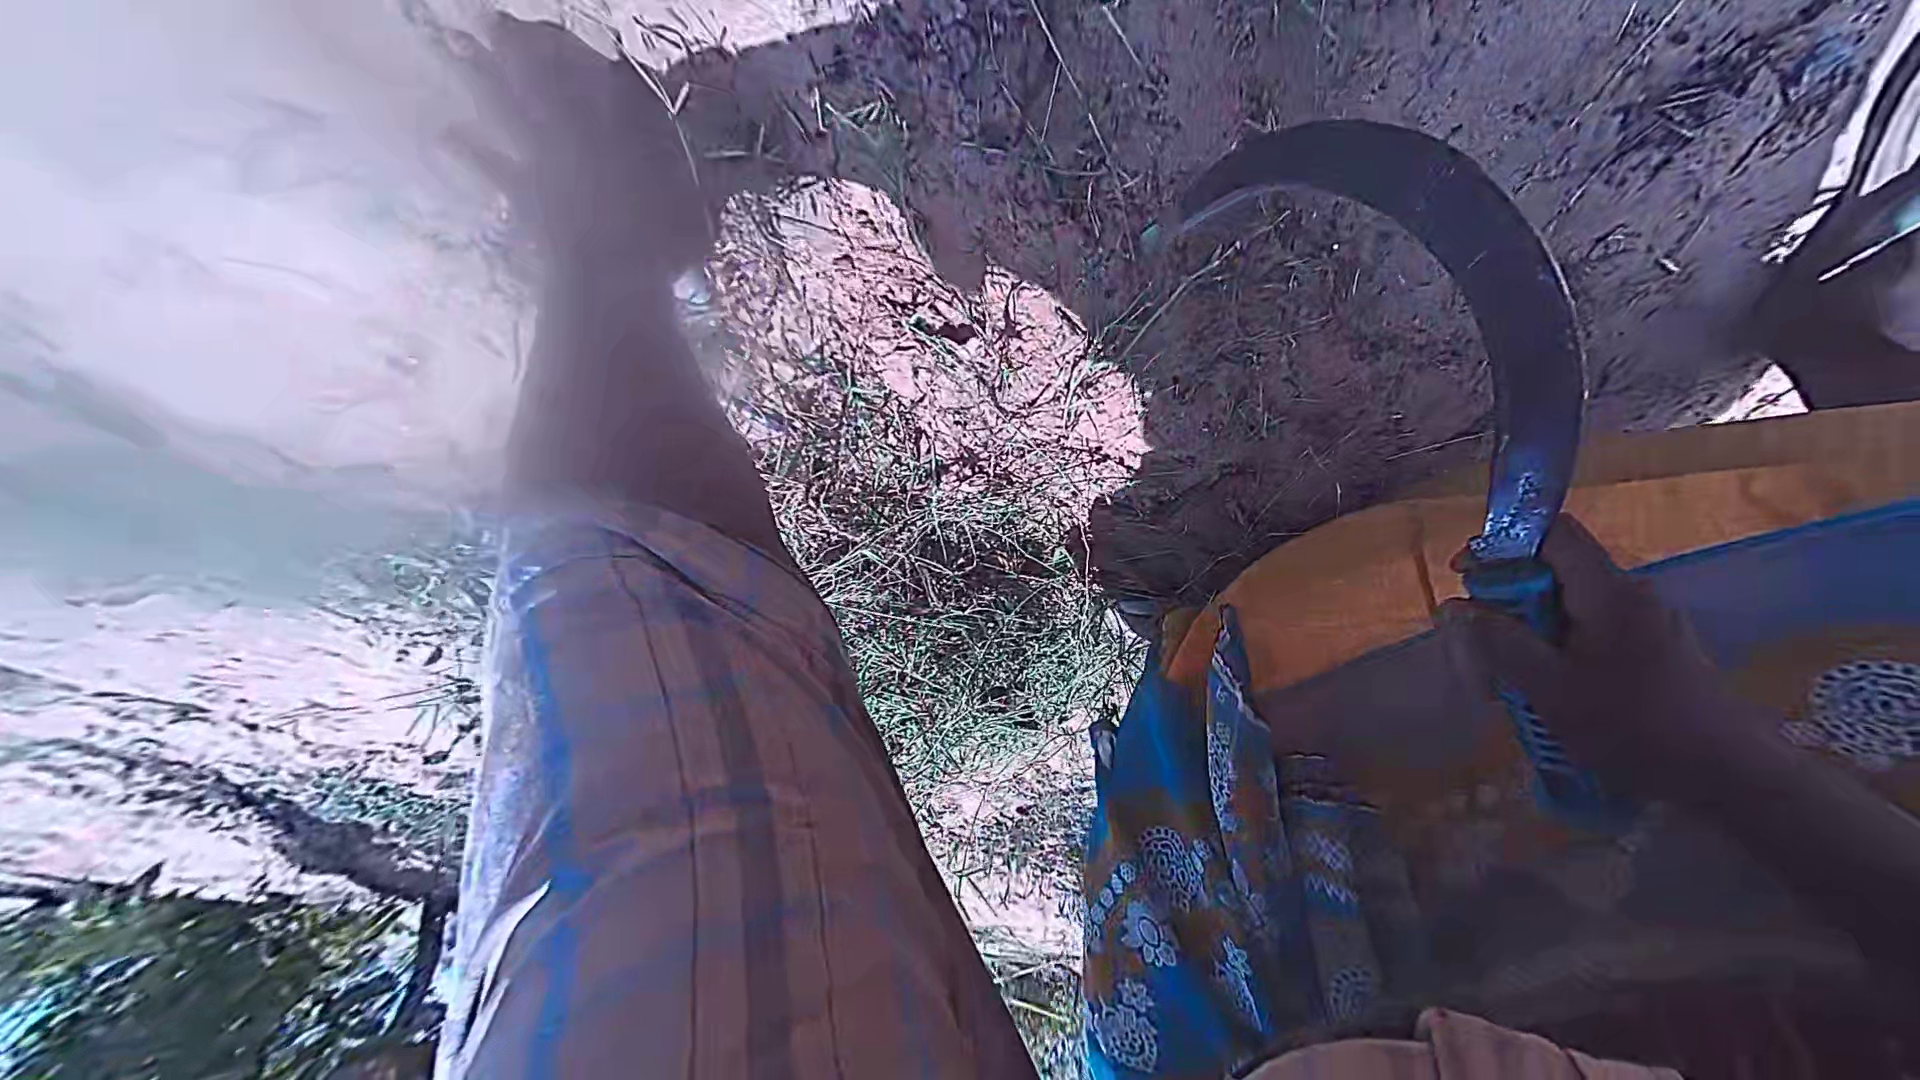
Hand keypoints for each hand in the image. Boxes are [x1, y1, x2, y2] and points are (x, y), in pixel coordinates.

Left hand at [460, 16, 707, 276]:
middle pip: (545, 82)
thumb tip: (739, 178)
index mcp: (623, 137)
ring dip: (476, 76)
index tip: (602, 53)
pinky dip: (467, 151)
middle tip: (492, 18)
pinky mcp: (524, 195)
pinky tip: (444, 134)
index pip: (613, 88)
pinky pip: (489, 167)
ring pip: (504, 107)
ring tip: (449, 44)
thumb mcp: (700, 219)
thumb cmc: (663, 245)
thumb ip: (711, 193)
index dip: (606, 68)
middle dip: (521, 49)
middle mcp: (578, 136)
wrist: (613, 278)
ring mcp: (545, 162)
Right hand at [1438, 515, 1776, 803]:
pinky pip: (1585, 627)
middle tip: (1475, 630)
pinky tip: (1540, 681)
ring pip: (1565, 601)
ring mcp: (1644, 622)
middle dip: (1504, 592)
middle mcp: (1630, 595)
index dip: (1501, 542)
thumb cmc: (1635, 727)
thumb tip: (1456, 607)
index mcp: (1609, 592)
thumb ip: (1497, 640)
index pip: (1552, 534)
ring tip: (1502, 664)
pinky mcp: (1650, 649)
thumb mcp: (1547, 685)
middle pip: (1553, 568)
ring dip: (1524, 622)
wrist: (1733, 782)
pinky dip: (1550, 642)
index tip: (1465, 573)